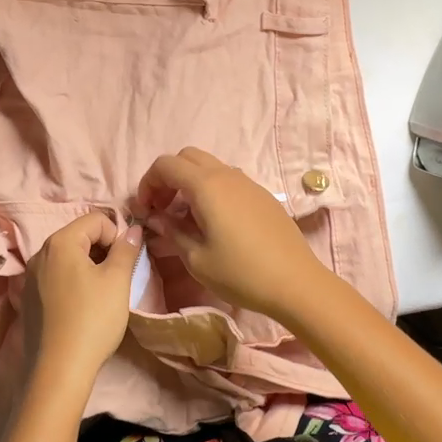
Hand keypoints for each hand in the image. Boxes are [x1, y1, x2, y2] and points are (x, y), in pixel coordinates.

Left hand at [23, 213, 143, 375]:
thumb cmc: (93, 319)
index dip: (116, 236)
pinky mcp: (28, 300)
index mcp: (60, 242)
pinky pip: (55, 278)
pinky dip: (72, 284)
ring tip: (101, 295)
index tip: (125, 263)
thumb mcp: (118, 281)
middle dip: (102, 251)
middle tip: (116, 279)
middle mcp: (40, 253)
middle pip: (79, 236)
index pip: (96, 220)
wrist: (60, 370)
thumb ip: (126, 249)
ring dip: (88, 268)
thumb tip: (133, 230)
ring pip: (67, 259)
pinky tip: (82, 309)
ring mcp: (30, 277)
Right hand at [135, 148, 332, 318]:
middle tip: (162, 209)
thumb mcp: (196, 258)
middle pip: (186, 157)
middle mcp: (226, 174)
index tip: (145, 211)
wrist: (297, 284)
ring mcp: (247, 182)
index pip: (165, 165)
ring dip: (189, 183)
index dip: (147, 183)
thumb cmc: (241, 273)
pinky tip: (213, 222)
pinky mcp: (261, 195)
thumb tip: (155, 217)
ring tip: (186, 218)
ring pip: (208, 166)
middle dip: (167, 178)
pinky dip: (210, 190)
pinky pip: (227, 180)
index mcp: (206, 185)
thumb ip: (171, 231)